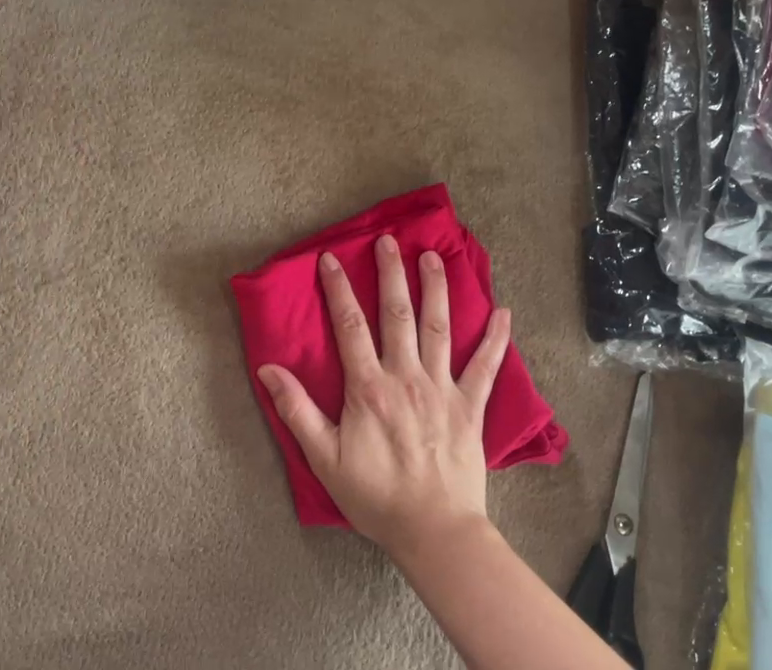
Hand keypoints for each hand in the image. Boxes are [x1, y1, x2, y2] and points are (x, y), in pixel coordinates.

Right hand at [258, 236, 513, 557]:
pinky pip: (486, 368)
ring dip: (436, 290)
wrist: (434, 531)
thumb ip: (296, 410)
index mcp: (368, 388)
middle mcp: (406, 378)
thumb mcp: (323, 457)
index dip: (338, 288)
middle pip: (397, 315)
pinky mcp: (470, 408)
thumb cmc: (375, 496)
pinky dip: (495, 340)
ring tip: (434, 258)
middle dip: (392, 274)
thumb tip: (268, 370)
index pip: (349, 326)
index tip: (331, 258)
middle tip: (389, 241)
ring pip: (439, 329)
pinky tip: (503, 313)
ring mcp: (442, 390)